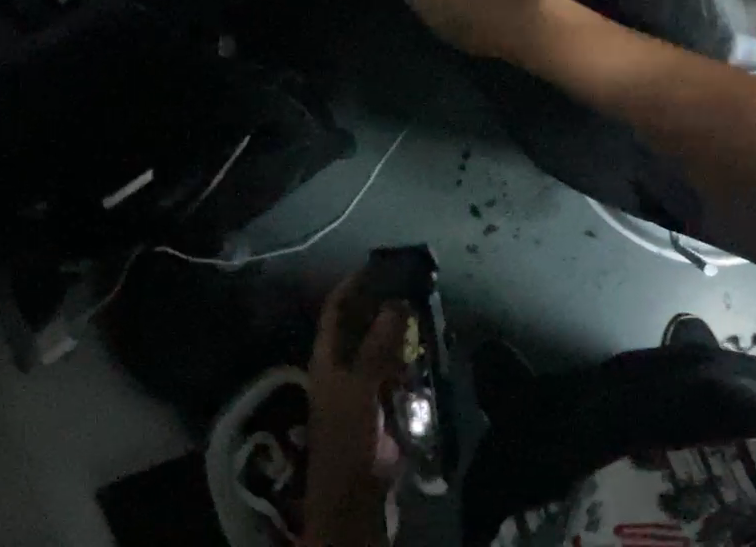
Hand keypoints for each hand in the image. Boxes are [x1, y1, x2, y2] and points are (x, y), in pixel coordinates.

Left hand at [304, 271, 407, 545]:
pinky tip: (428, 343)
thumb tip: (396, 302)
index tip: (377, 265)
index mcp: (327, 356)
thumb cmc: (348, 433)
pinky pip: (397, 367)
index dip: (352, 285)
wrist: (354, 490)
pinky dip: (410, 354)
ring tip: (424, 306)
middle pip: (361, 323)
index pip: (336, 309)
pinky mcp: (382, 399)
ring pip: (381, 344)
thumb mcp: (361, 385)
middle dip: (382, 303)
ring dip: (399, 327)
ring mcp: (363, 381)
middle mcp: (343, 363)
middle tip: (411, 284)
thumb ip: (378, 344)